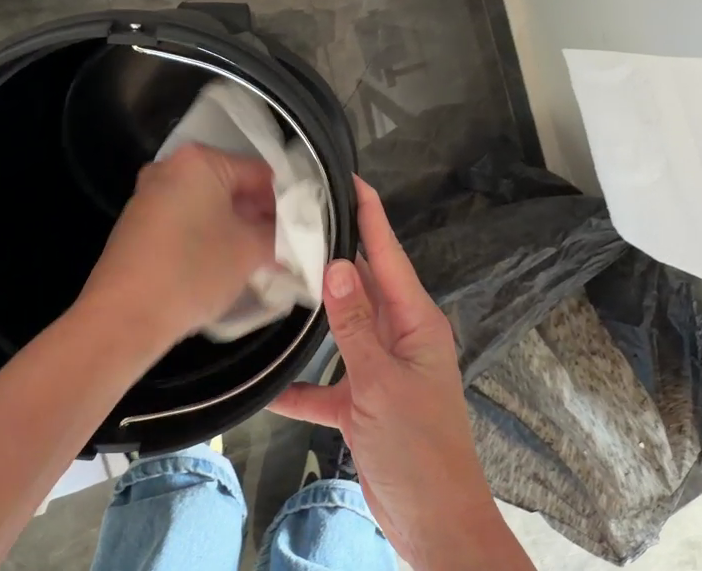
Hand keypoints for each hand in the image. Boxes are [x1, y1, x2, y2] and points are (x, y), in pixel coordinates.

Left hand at [80, 144, 276, 347]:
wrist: (122, 319)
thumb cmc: (191, 271)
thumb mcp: (250, 251)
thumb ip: (279, 234)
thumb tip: (290, 234)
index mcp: (199, 161)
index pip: (260, 173)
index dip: (285, 201)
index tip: (301, 229)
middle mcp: (170, 169)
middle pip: (232, 186)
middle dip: (259, 216)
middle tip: (284, 246)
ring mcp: (149, 197)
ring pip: (208, 205)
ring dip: (235, 228)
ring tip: (258, 259)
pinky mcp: (137, 225)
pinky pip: (185, 221)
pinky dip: (208, 237)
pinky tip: (223, 266)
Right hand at [271, 178, 533, 570]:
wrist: (433, 521)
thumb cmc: (418, 446)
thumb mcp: (381, 383)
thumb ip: (355, 328)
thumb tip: (338, 267)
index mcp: (416, 323)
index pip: (390, 256)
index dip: (371, 217)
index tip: (352, 180)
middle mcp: (401, 338)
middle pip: (365, 287)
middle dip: (338, 255)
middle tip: (300, 221)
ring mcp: (382, 371)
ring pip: (344, 331)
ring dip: (318, 315)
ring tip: (280, 278)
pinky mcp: (364, 404)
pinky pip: (327, 387)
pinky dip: (303, 387)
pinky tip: (269, 387)